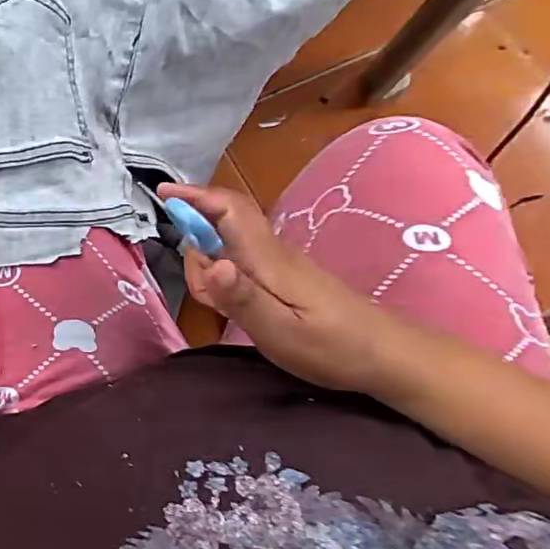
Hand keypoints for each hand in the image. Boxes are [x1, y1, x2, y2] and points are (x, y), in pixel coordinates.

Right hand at [159, 182, 402, 394]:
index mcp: (267, 258)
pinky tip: (237, 309)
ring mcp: (279, 263)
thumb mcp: (280, 331)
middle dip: (197, 249)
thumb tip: (207, 260)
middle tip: (207, 295)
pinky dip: (226, 280)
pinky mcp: (284, 277)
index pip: (228, 208)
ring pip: (228, 246)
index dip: (195, 195)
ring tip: (223, 309)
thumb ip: (241, 297)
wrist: (386, 354)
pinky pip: (241, 264)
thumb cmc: (333, 347)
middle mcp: (271, 252)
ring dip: (211, 269)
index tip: (163, 193)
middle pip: (221, 226)